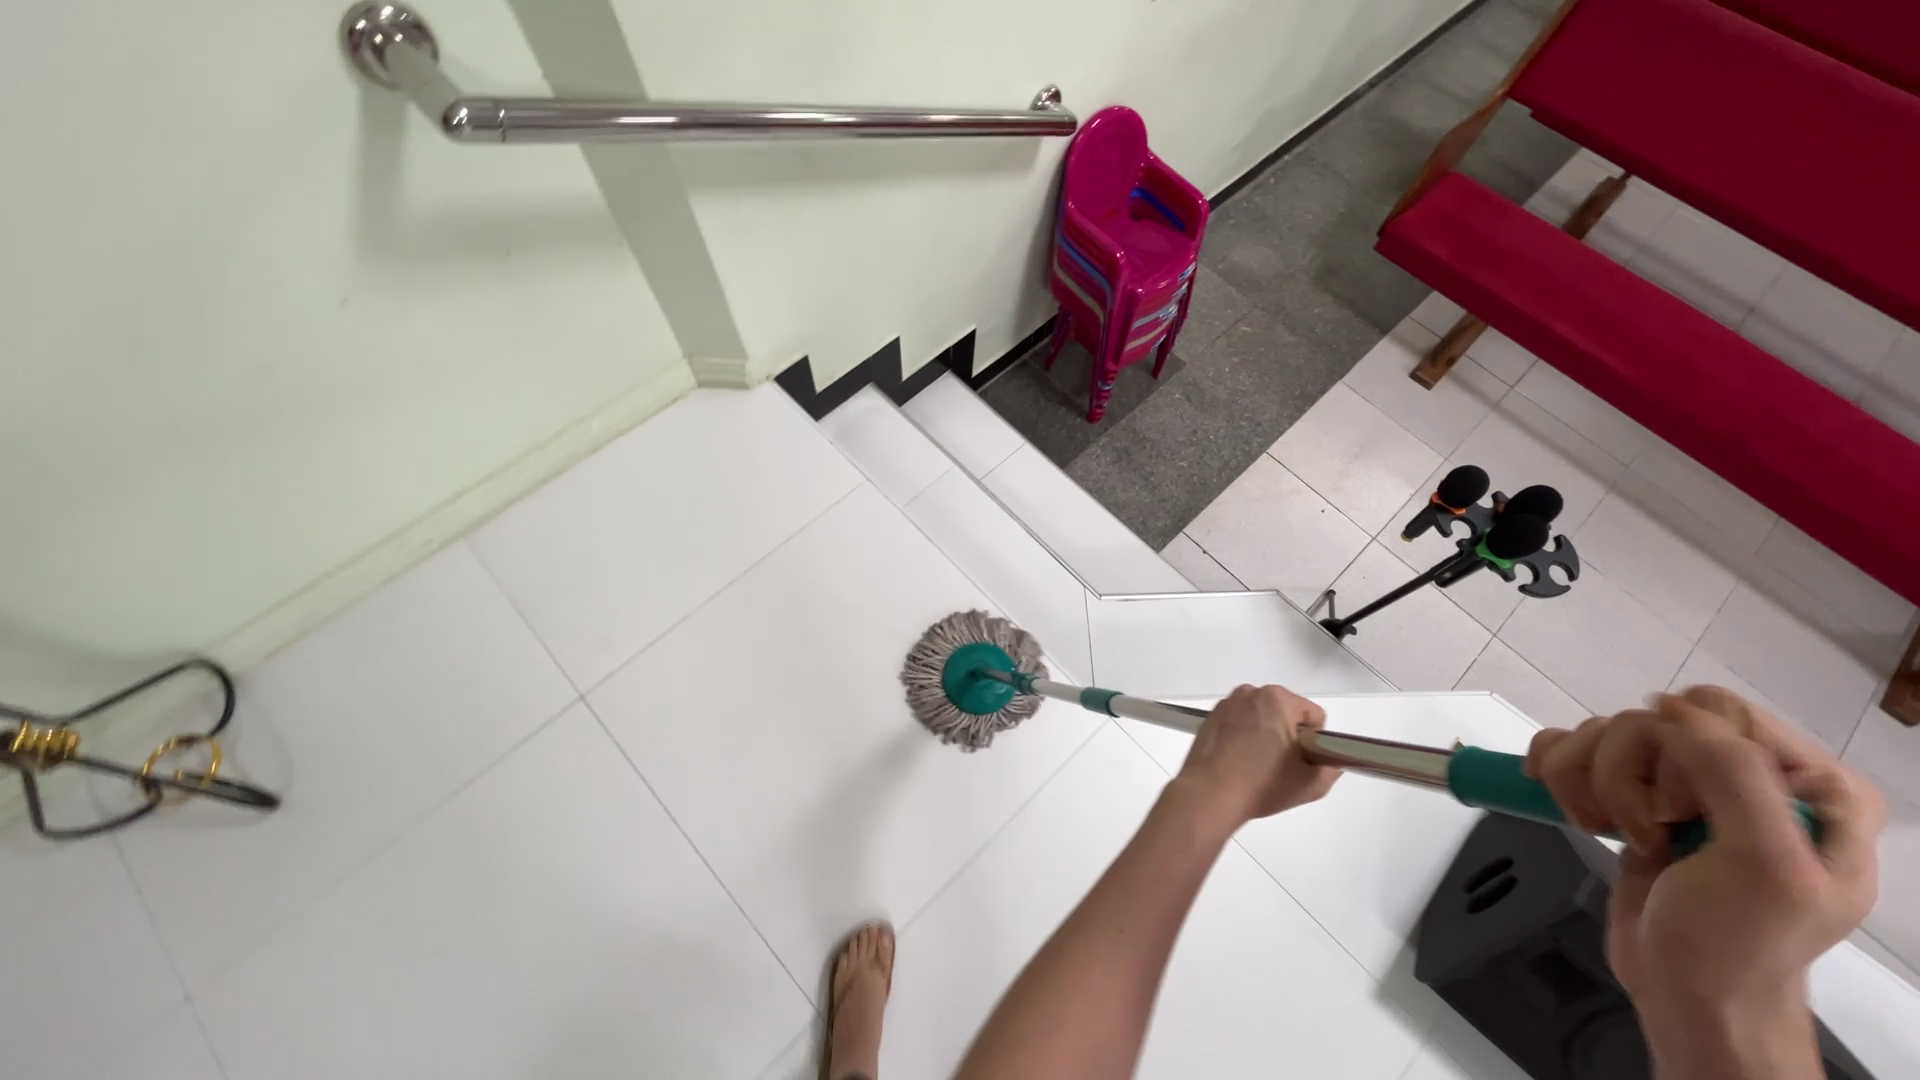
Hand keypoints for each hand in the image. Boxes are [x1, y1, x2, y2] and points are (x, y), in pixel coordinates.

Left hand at [1172, 684, 1338, 830]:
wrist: (1210, 794)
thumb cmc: (1262, 784)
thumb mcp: (1312, 783)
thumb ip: (1333, 766)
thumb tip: (1330, 760)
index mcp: (1276, 699)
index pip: (1313, 715)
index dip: (1315, 740)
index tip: (1302, 760)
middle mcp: (1249, 693)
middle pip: (1285, 712)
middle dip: (1288, 735)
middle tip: (1281, 764)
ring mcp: (1227, 704)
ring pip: (1261, 717)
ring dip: (1265, 734)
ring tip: (1259, 764)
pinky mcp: (1210, 718)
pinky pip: (1238, 722)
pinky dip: (1243, 736)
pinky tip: (1240, 760)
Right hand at [1525, 688, 1884, 1075]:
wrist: (1690, 994)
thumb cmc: (1737, 941)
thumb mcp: (1763, 864)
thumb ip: (1733, 775)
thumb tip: (1670, 706)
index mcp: (1805, 782)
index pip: (1716, 711)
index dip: (1681, 751)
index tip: (1681, 811)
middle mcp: (1745, 773)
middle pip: (1646, 721)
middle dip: (1622, 776)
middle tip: (1645, 832)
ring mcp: (1681, 784)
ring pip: (1601, 733)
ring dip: (1584, 782)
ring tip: (1610, 833)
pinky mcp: (1627, 795)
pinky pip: (1570, 748)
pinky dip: (1556, 774)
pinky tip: (1576, 813)